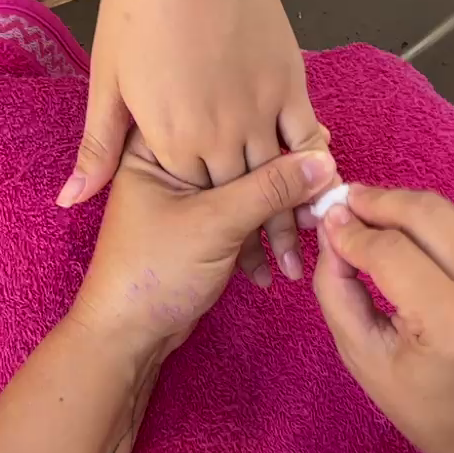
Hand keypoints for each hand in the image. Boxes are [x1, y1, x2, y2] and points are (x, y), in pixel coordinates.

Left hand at [60, 0, 325, 287]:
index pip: (200, 202)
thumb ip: (98, 150)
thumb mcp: (106, 83)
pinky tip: (324, 183)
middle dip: (266, 241)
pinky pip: (309, 134)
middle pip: (245, 198)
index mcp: (172, 138)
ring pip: (282, 176)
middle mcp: (220, 132)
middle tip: (283, 273)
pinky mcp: (289, 81)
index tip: (239, 269)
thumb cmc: (136, 9)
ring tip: (310, 245)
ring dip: (297, 215)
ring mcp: (259, 107)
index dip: (224, 238)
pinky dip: (318, 162)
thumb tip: (68, 201)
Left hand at [70, 131, 335, 358]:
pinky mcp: (201, 223)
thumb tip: (324, 162)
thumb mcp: (215, 224)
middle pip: (240, 152)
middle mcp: (170, 161)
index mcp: (156, 145)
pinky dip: (268, 226)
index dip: (274, 129)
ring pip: (246, 185)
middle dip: (285, 174)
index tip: (320, 142)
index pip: (223, 118)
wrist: (129, 335)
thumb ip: (269, 189)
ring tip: (313, 219)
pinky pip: (243, 211)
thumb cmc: (154, 272)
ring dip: (282, 206)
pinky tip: (292, 243)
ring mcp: (187, 194)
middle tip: (324, 184)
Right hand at [312, 187, 453, 452]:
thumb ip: (338, 293)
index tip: (323, 221)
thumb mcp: (365, 361)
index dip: (351, 231)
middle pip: (425, 213)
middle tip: (339, 202)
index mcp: (452, 322)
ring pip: (445, 211)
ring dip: (398, 203)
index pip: (391, 251)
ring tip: (360, 210)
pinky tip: (393, 227)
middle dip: (377, 200)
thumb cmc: (429, 413)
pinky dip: (421, 218)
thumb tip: (331, 232)